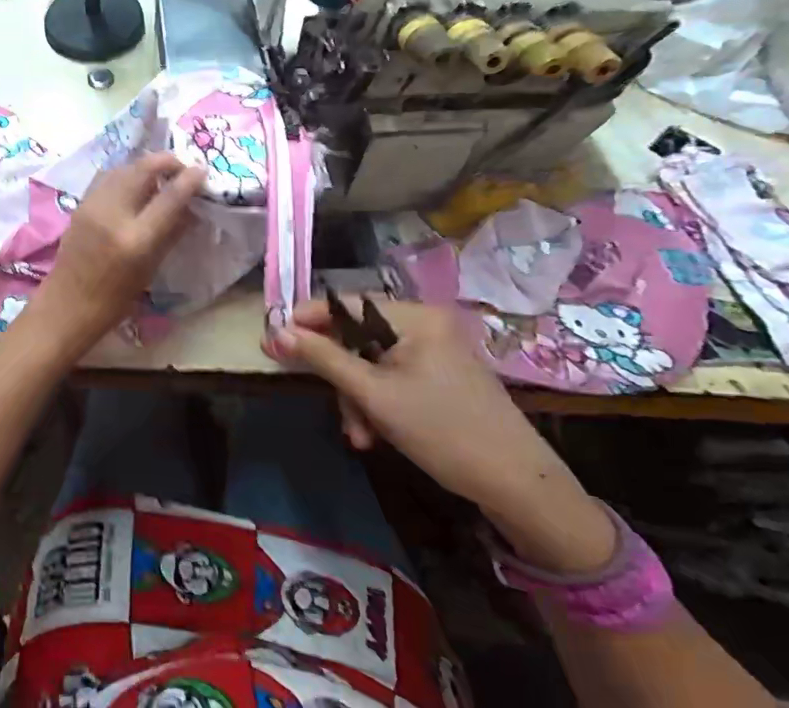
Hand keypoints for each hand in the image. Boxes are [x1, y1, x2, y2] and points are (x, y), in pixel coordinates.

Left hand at [33, 152, 205, 355]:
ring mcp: (93, 205)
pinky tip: (135, 184)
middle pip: (143, 169)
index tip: (202, 171)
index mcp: (136, 239)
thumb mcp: (151, 269)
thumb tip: (192, 208)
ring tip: (160, 176)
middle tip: (182, 168)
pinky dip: (126, 174)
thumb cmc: (115, 298)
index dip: (189, 179)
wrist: (67, 304)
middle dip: (167, 162)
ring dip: (146, 166)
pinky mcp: (80, 204)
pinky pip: (108, 177)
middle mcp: (113, 214)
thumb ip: (172, 233)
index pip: (169, 197)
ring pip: (124, 168)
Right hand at [271, 298, 615, 572]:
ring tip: (361, 435)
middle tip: (333, 409)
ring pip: (371, 363)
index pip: (346, 304)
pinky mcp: (439, 375)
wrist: (516, 484)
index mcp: (415, 317)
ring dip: (357, 398)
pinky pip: (391, 377)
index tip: (272, 341)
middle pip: (357, 337)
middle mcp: (425, 324)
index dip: (307, 321)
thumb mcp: (373, 395)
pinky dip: (377, 403)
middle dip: (341, 377)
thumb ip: (323, 359)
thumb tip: (275, 331)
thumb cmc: (442, 432)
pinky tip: (376, 434)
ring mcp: (434, 350)